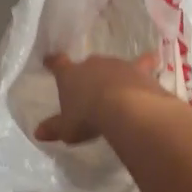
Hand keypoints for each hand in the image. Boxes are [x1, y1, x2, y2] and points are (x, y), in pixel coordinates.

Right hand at [33, 52, 170, 144]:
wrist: (123, 106)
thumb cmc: (87, 116)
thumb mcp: (66, 128)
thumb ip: (54, 128)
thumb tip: (38, 132)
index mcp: (70, 75)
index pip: (58, 65)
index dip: (54, 62)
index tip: (50, 59)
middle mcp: (93, 64)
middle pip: (88, 65)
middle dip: (88, 74)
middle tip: (89, 86)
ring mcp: (116, 64)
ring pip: (112, 65)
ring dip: (112, 74)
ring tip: (114, 86)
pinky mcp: (138, 68)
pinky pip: (142, 63)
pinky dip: (146, 63)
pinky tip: (153, 60)